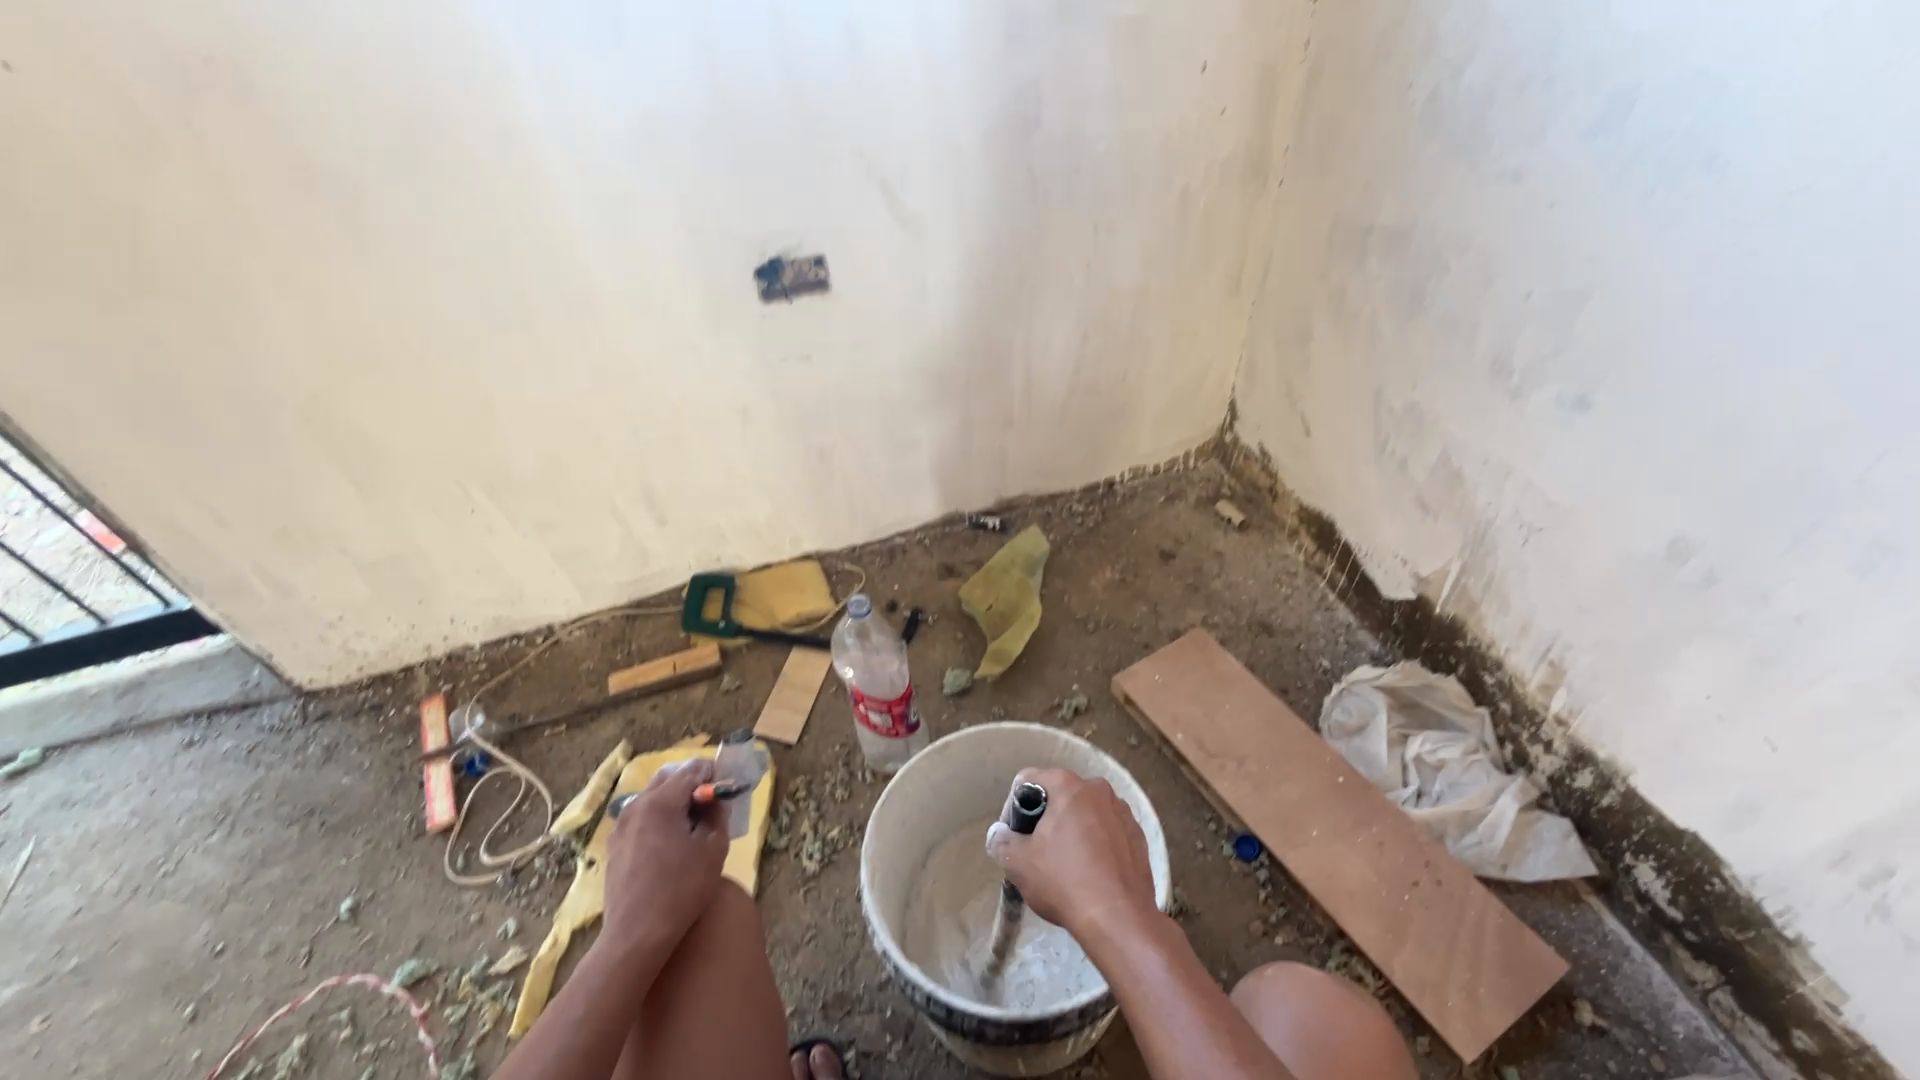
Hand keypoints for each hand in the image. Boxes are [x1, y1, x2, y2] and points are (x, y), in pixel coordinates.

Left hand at [603, 757, 730, 956]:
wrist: (637, 934)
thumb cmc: (682, 889)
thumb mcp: (714, 849)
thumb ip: (717, 815)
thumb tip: (715, 801)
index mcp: (661, 802)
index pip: (692, 770)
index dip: (713, 775)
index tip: (725, 790)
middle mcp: (635, 806)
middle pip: (667, 779)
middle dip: (690, 785)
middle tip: (709, 807)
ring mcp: (620, 826)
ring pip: (652, 798)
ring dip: (673, 802)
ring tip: (690, 828)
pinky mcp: (614, 846)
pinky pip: (640, 819)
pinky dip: (657, 820)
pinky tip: (669, 846)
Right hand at [985, 768, 1157, 940]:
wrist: (1119, 919)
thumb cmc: (1064, 882)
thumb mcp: (1019, 863)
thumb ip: (1002, 842)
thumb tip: (999, 834)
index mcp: (1068, 786)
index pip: (1029, 780)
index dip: (1013, 806)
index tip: (1013, 836)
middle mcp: (1099, 790)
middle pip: (1060, 795)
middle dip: (1045, 818)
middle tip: (1036, 850)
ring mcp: (1123, 813)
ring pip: (1086, 814)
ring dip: (1073, 830)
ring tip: (1065, 864)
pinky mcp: (1138, 837)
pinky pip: (1108, 832)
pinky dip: (1096, 844)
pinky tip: (1091, 873)